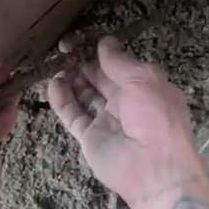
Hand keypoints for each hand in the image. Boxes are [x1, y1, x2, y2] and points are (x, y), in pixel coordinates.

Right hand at [46, 38, 208, 208]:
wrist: (154, 169)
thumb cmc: (156, 115)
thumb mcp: (142, 79)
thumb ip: (119, 61)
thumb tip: (104, 42)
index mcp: (144, 85)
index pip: (120, 64)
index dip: (103, 52)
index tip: (83, 39)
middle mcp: (125, 101)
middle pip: (100, 78)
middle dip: (84, 64)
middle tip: (64, 49)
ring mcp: (107, 120)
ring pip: (85, 94)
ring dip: (71, 80)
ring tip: (57, 65)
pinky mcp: (90, 137)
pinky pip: (73, 114)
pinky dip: (62, 99)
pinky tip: (53, 84)